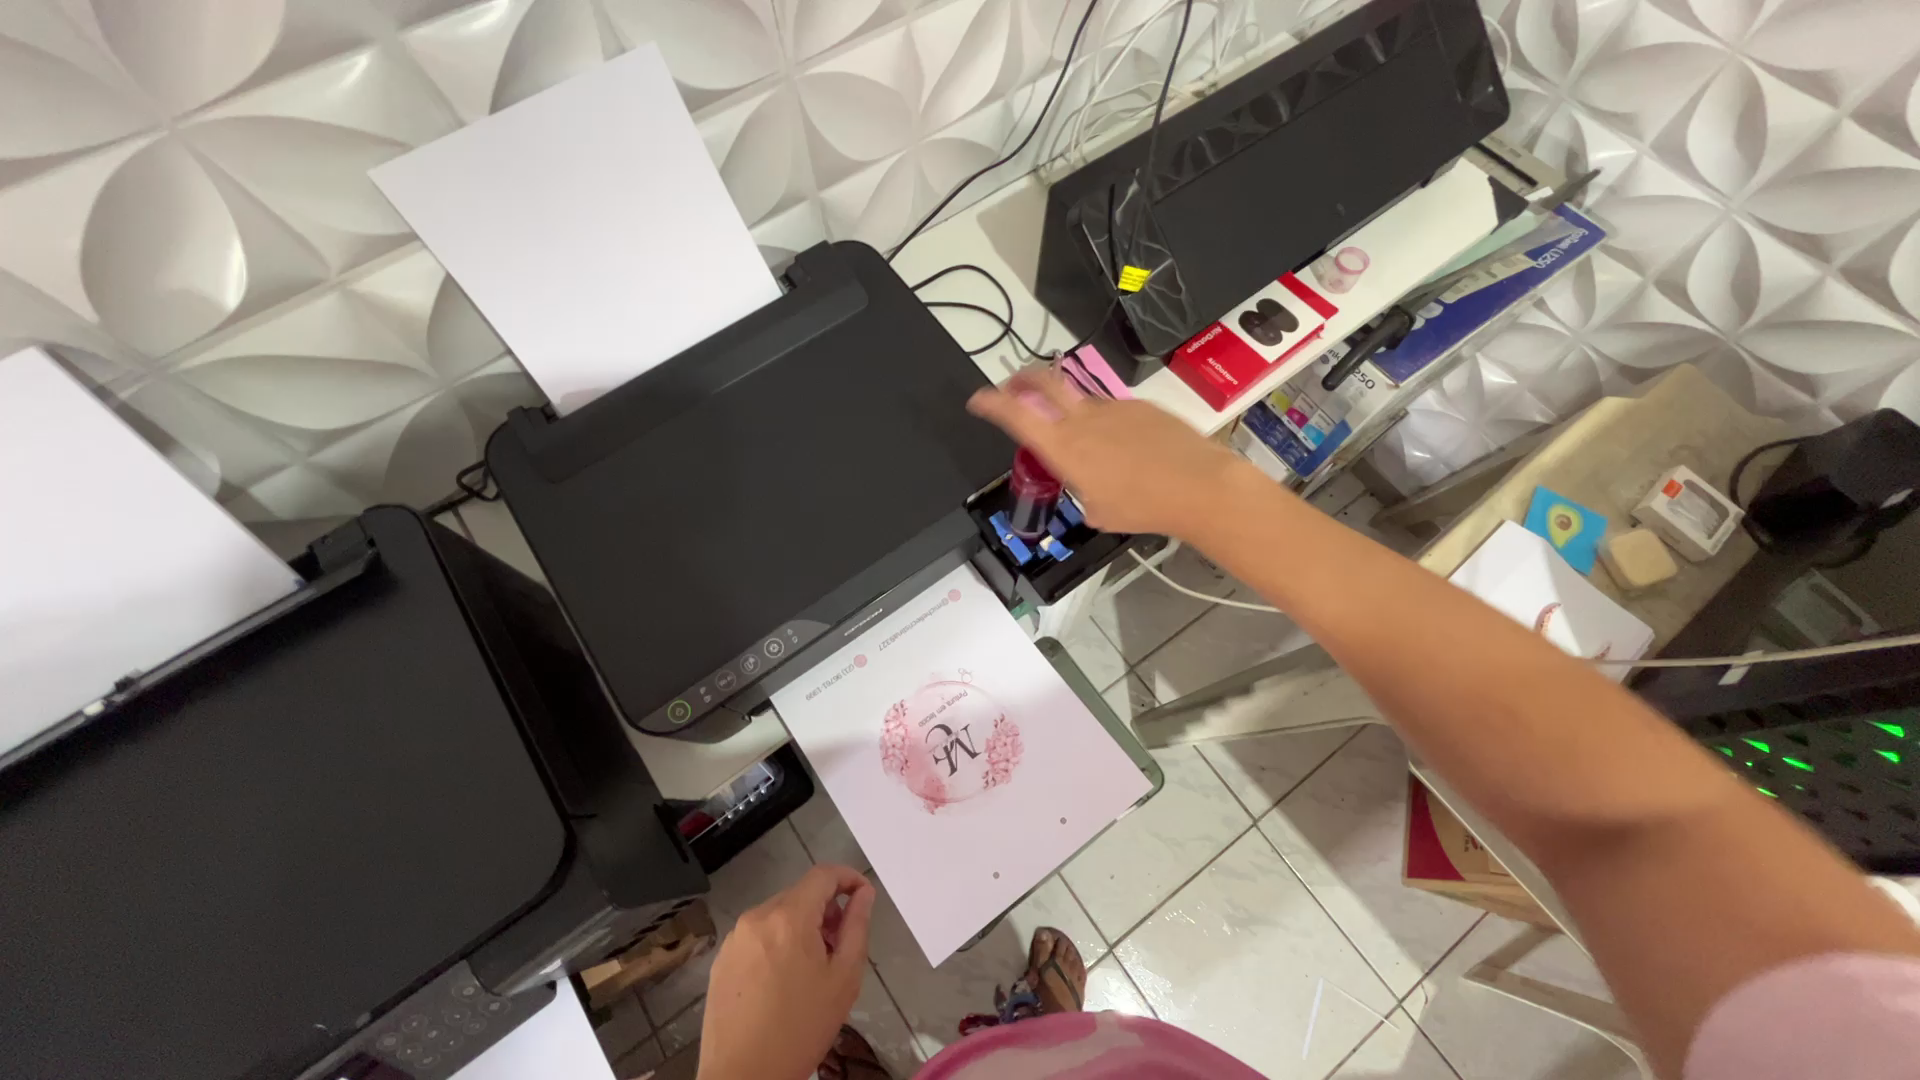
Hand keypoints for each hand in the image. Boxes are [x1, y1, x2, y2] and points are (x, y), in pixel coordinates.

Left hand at [696, 864, 876, 1079]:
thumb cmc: (800, 1029)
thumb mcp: (843, 978)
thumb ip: (856, 927)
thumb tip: (863, 894)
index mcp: (789, 917)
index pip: (822, 874)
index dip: (847, 877)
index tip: (863, 896)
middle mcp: (757, 917)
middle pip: (799, 895)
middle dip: (825, 909)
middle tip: (840, 944)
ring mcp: (734, 939)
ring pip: (778, 916)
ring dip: (801, 927)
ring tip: (812, 969)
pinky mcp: (721, 960)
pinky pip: (757, 937)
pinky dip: (777, 944)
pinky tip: (783, 983)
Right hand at [967, 369, 1261, 537]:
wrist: (1197, 485)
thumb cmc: (1142, 507)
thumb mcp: (1097, 510)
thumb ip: (1082, 489)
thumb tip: (1086, 485)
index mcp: (1063, 447)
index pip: (1015, 415)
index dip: (990, 403)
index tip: (978, 399)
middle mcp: (1083, 419)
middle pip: (1042, 381)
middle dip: (1020, 380)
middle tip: (1012, 387)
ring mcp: (1113, 408)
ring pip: (1080, 399)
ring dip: (1067, 407)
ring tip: (1077, 432)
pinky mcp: (1141, 407)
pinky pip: (1112, 410)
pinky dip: (1105, 422)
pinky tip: (1123, 445)